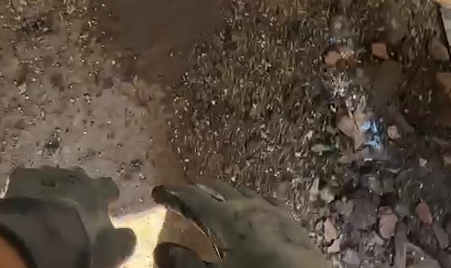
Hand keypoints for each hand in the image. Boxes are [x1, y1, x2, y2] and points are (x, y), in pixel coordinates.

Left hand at [0, 166, 136, 267]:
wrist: (36, 239)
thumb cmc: (78, 248)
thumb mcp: (108, 252)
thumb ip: (121, 242)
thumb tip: (128, 236)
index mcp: (96, 194)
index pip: (108, 187)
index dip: (108, 194)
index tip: (109, 201)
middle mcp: (73, 177)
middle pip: (79, 177)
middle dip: (79, 187)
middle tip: (76, 204)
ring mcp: (46, 174)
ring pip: (53, 176)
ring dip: (53, 187)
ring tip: (49, 204)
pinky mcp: (22, 177)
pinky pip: (27, 178)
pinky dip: (28, 187)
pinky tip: (24, 200)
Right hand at [151, 182, 328, 267]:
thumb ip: (188, 266)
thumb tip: (160, 249)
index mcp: (226, 218)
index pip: (192, 198)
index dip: (173, 194)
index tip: (157, 191)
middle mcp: (247, 206)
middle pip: (217, 189)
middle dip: (198, 190)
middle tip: (183, 195)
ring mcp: (273, 212)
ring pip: (242, 192)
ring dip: (223, 192)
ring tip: (214, 196)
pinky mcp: (293, 224)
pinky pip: (266, 201)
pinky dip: (250, 200)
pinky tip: (254, 207)